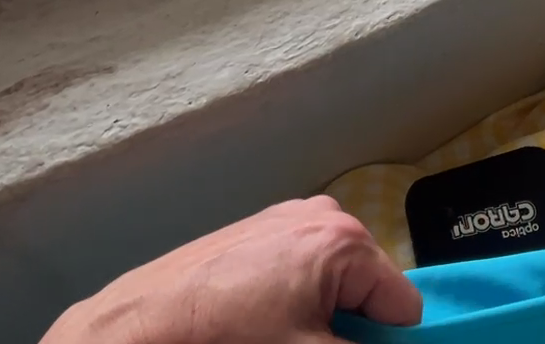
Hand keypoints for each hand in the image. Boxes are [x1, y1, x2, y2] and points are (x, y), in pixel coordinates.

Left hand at [41, 196, 421, 343]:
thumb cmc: (231, 340)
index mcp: (345, 239)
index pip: (403, 306)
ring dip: (322, 316)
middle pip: (369, 287)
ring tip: (277, 336)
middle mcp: (324, 214)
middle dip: (350, 328)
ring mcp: (288, 216)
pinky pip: (302, 267)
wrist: (140, 326)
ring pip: (335, 279)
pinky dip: (294, 298)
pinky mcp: (259, 227)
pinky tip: (257, 322)